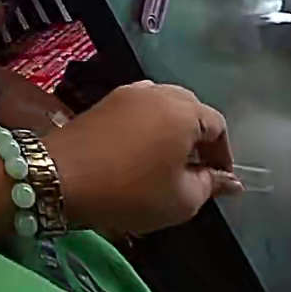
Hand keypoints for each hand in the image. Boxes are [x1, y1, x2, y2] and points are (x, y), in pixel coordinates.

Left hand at [44, 82, 241, 235]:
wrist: (60, 176)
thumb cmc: (129, 190)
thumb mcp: (181, 199)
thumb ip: (210, 185)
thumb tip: (230, 180)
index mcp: (182, 110)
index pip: (217, 124)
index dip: (223, 153)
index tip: (219, 180)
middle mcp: (156, 92)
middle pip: (190, 108)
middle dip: (199, 137)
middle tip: (196, 170)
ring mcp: (127, 92)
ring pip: (162, 104)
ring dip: (172, 128)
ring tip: (168, 160)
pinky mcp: (104, 100)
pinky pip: (139, 107)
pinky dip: (148, 124)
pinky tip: (141, 150)